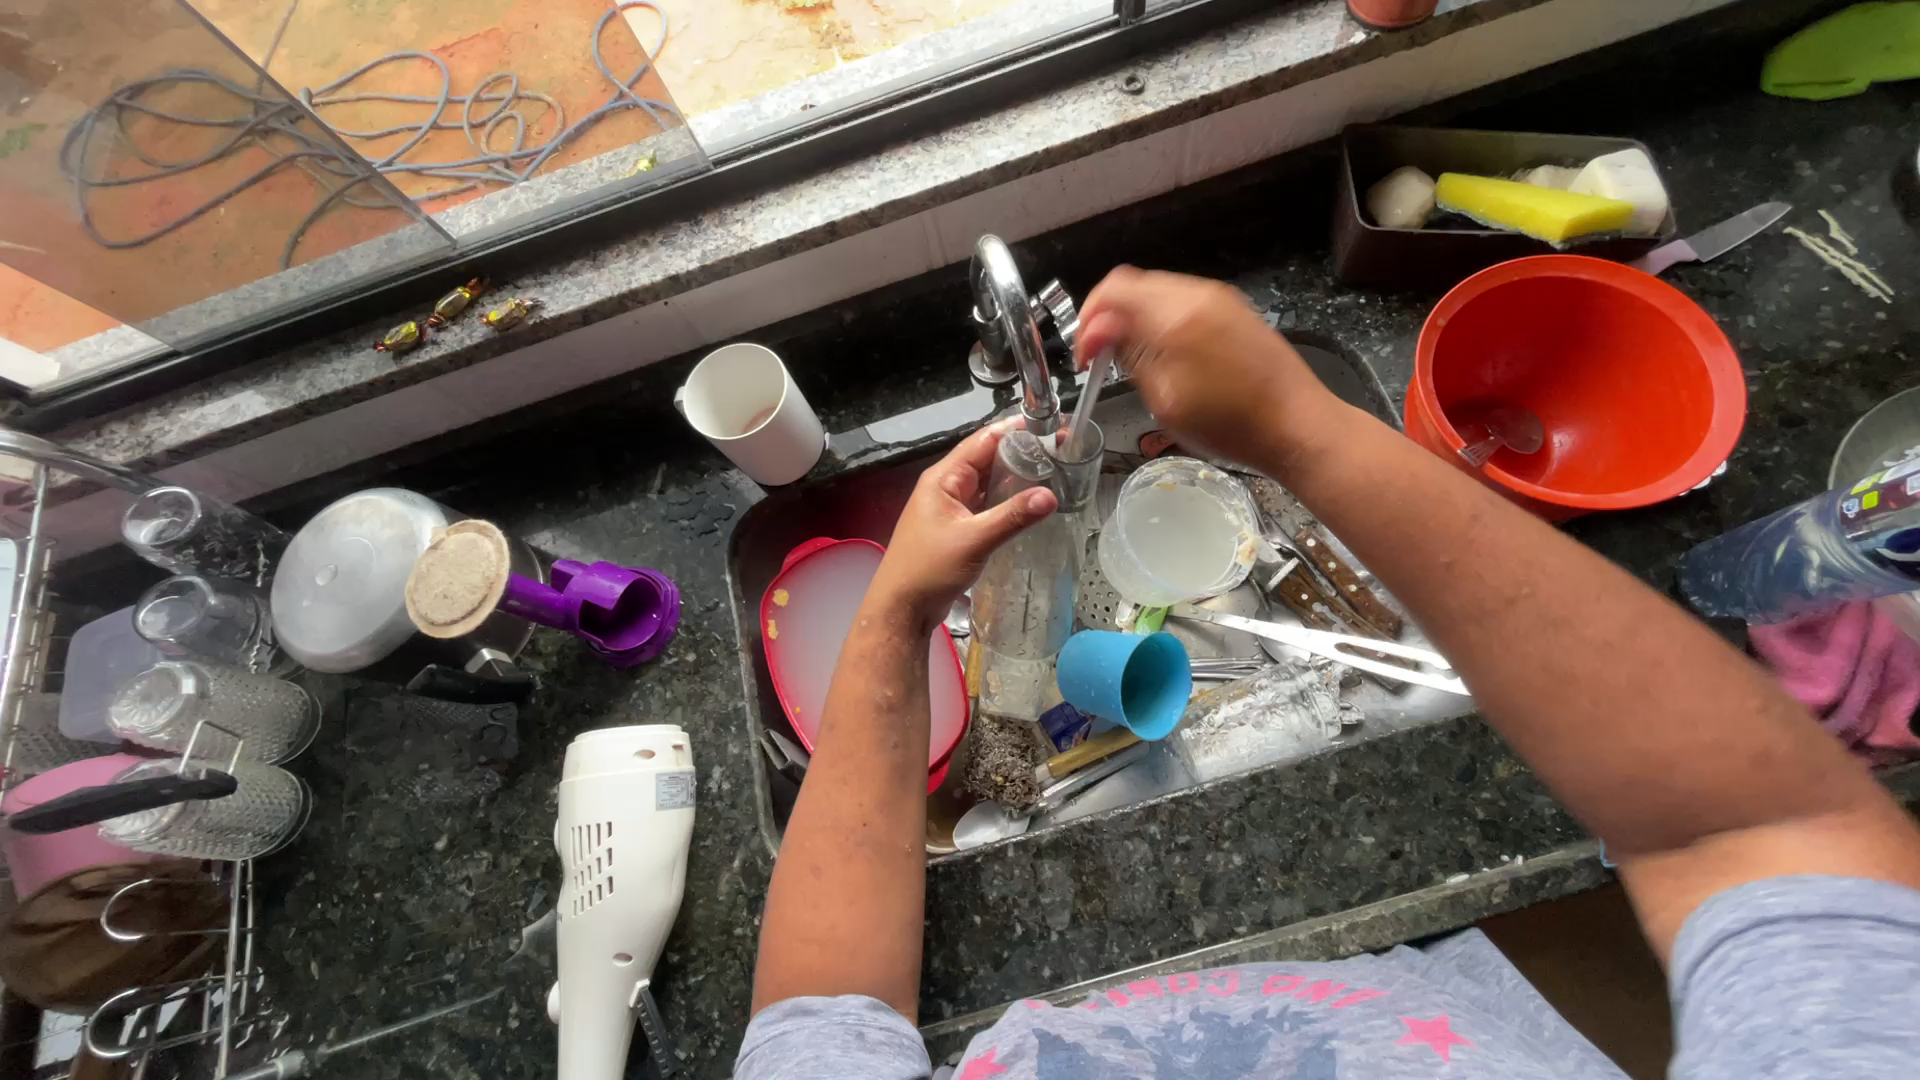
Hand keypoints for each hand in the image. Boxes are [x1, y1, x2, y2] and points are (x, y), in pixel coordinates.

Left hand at [870, 420, 1058, 627]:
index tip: (1048, 428)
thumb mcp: (973, 540)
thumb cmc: (928, 569)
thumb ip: (1012, 517)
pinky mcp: (959, 528)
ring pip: (989, 484)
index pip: (983, 442)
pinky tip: (1031, 505)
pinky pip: (988, 506)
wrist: (902, 608)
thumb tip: (1050, 496)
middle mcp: (947, 487)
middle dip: (1022, 454)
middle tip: (1060, 452)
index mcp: (944, 479)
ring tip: (1054, 473)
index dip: (1015, 431)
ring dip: (1017, 479)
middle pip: (988, 460)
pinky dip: (1008, 503)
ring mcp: (953, 508)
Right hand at [1075, 267, 1347, 473]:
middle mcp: (1197, 295)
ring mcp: (1219, 298)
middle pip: (1132, 286)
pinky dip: (1160, 321)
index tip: (1086, 358)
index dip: (1088, 321)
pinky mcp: (1233, 310)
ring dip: (1134, 319)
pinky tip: (1164, 355)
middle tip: (1102, 360)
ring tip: (1131, 361)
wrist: (1297, 424)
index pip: (1112, 291)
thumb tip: (1101, 332)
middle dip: (1108, 319)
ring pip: (1156, 292)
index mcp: (1175, 316)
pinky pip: (1182, 302)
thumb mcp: (1163, 399)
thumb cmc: (1228, 424)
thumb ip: (1129, 356)